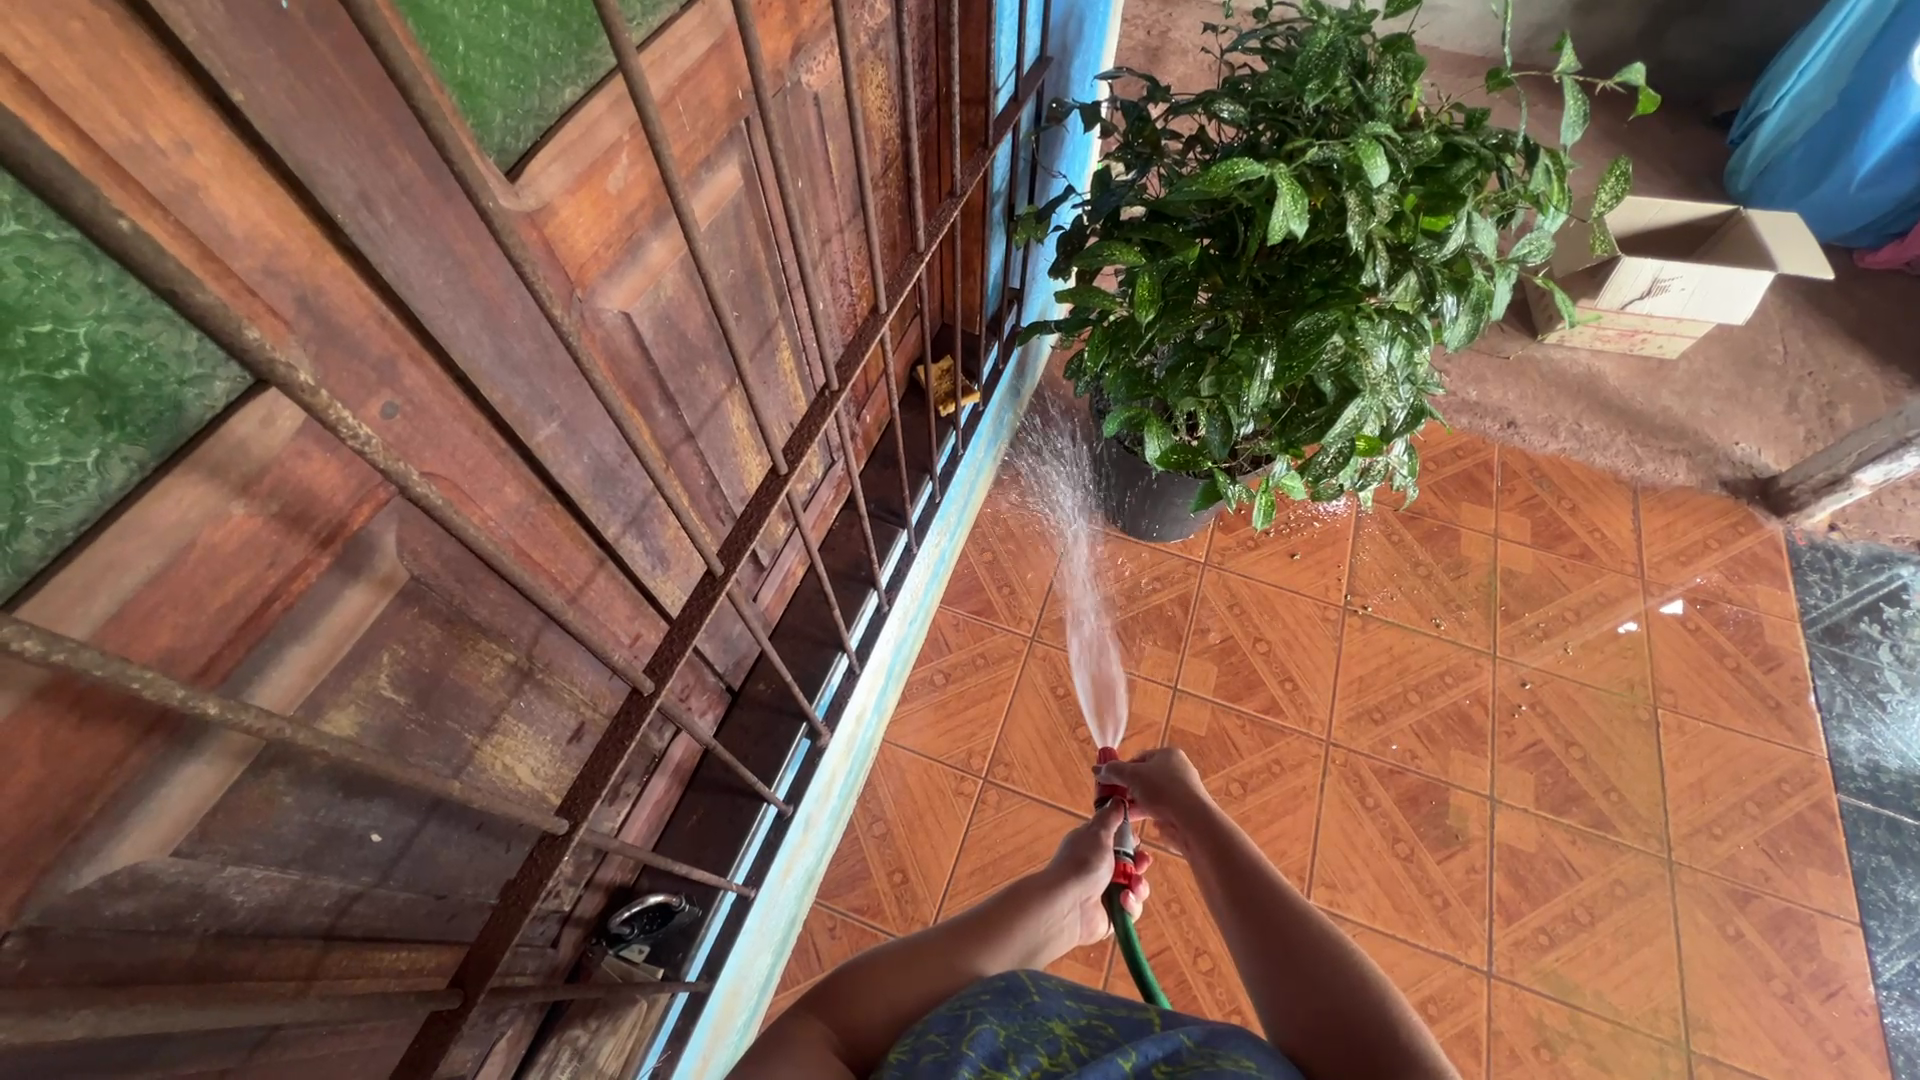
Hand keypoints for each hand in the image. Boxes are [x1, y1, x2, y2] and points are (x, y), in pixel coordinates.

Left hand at [1038, 802, 1152, 949]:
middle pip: (1130, 865)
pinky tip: (1123, 901)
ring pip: (1134, 888)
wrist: (1068, 904)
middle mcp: (1098, 869)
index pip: (1117, 842)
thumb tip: (1118, 800)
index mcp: (1092, 846)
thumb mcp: (1098, 833)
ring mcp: (1105, 893)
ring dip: (1138, 886)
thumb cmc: (1083, 862)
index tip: (1137, 842)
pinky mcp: (1112, 916)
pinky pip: (1130, 909)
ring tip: (1133, 886)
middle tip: (1142, 863)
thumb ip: (1111, 818)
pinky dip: (1130, 905)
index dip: (1130, 842)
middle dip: (1140, 864)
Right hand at [1094, 748, 1213, 854]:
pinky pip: (1160, 810)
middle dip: (1128, 789)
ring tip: (1120, 812)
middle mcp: (1178, 771)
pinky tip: (1136, 821)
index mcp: (1169, 755)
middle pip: (1145, 778)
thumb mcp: (1132, 776)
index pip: (1140, 758)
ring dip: (1135, 804)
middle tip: (1115, 799)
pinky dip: (1148, 814)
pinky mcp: (1183, 812)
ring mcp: (1182, 793)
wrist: (1191, 821)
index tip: (1111, 782)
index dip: (1123, 769)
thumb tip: (1095, 769)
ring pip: (1152, 796)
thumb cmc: (1162, 790)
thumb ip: (1112, 772)